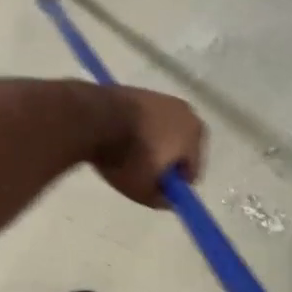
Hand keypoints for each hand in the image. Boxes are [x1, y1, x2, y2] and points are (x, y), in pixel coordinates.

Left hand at [91, 85, 206, 207]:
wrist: (94, 119)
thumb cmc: (127, 158)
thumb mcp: (143, 191)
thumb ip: (161, 200)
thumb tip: (169, 200)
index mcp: (196, 137)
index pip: (191, 171)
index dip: (176, 185)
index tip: (158, 191)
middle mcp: (188, 113)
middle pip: (182, 147)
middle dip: (168, 160)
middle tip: (145, 174)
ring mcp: (165, 98)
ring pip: (165, 131)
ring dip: (155, 143)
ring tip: (132, 156)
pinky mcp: (142, 91)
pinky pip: (148, 119)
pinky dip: (141, 129)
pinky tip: (124, 138)